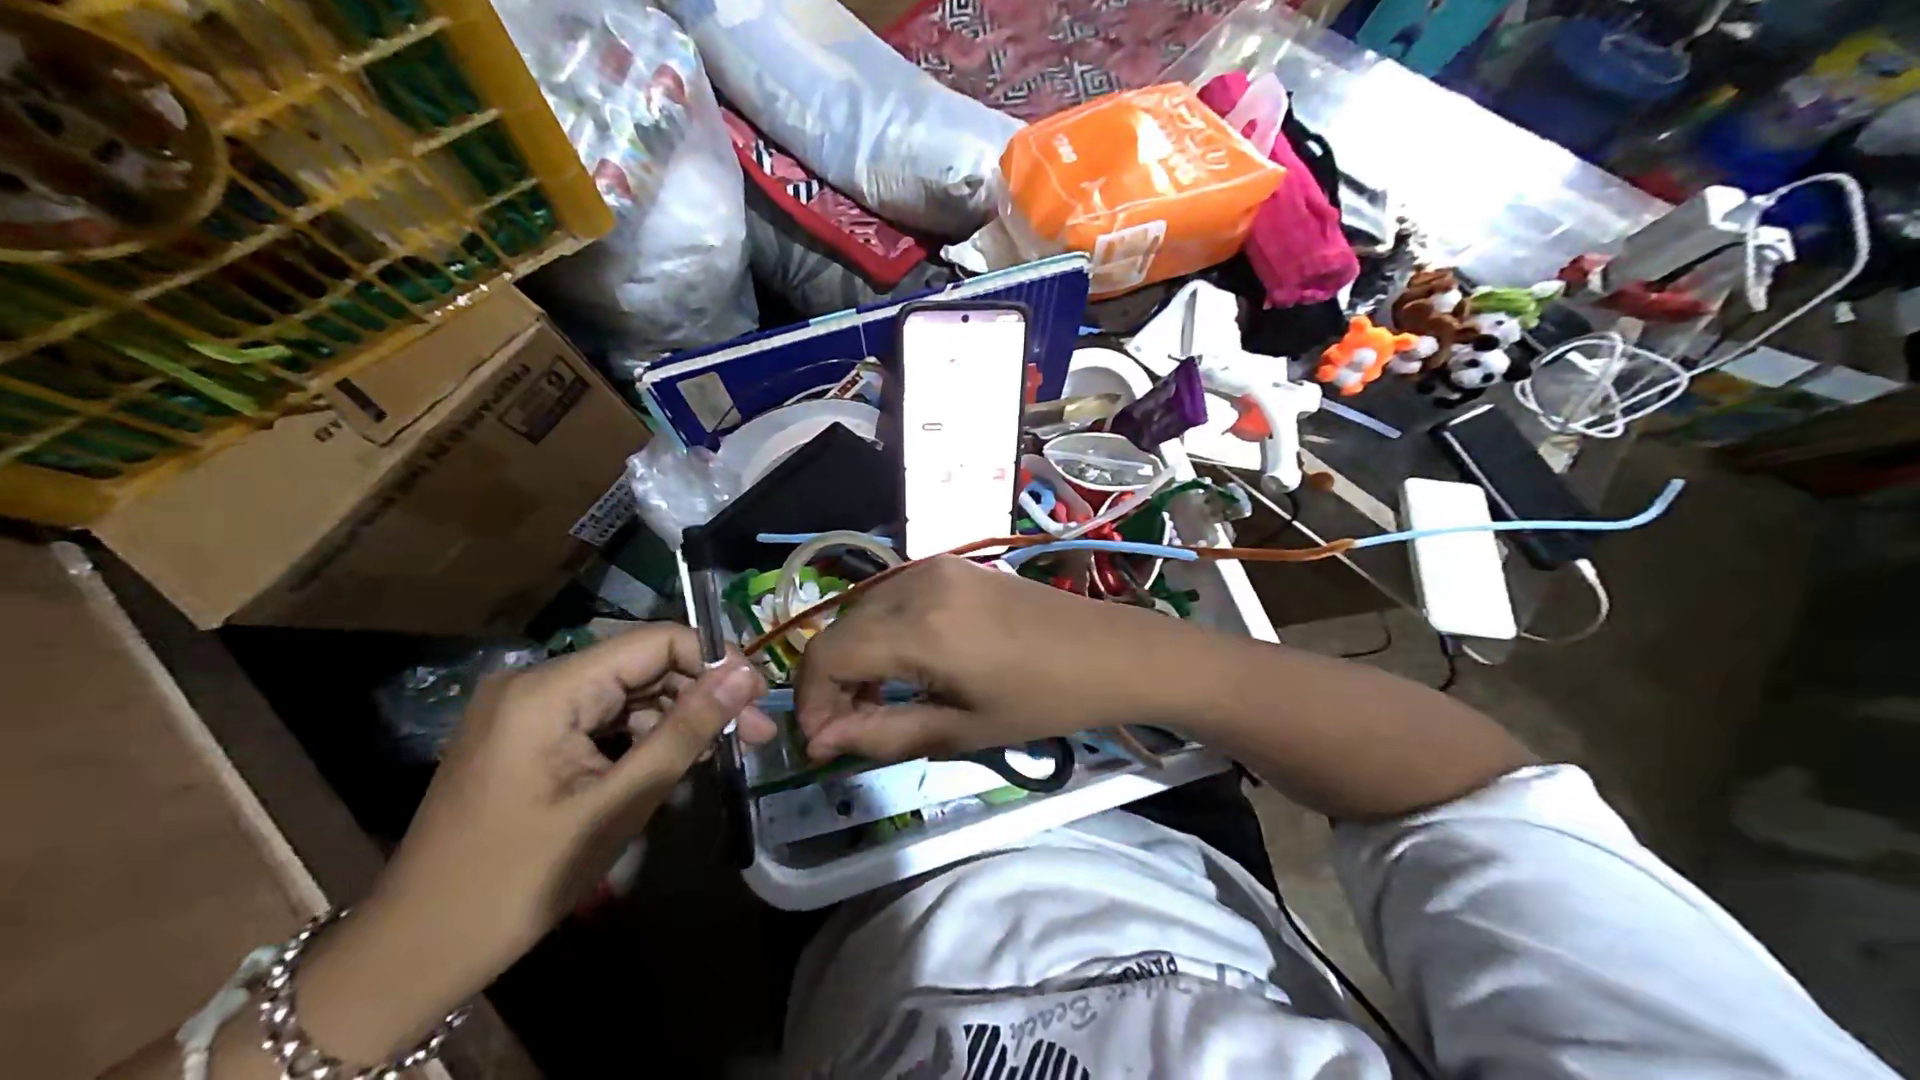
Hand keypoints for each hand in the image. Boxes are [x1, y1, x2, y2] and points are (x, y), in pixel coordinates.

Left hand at [288, 626, 772, 1065]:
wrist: (415, 950)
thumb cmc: (520, 880)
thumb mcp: (619, 803)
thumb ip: (686, 731)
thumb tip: (747, 674)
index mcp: (548, 690)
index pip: (655, 642)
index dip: (714, 662)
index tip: (758, 699)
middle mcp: (534, 682)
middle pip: (641, 666)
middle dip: (701, 694)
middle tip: (754, 733)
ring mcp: (526, 708)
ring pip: (625, 693)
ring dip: (675, 718)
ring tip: (721, 753)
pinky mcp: (526, 734)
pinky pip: (599, 718)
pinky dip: (639, 737)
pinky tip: (672, 762)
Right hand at [795, 557, 1182, 762]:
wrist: (1110, 651)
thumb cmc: (1043, 700)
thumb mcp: (961, 729)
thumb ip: (881, 734)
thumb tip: (818, 742)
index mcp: (918, 627)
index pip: (826, 655)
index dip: (811, 702)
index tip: (823, 744)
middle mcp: (916, 582)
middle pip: (838, 629)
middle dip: (830, 683)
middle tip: (849, 731)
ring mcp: (933, 566)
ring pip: (860, 612)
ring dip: (854, 657)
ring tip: (876, 705)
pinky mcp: (949, 564)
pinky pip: (890, 598)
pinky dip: (880, 633)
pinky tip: (903, 666)